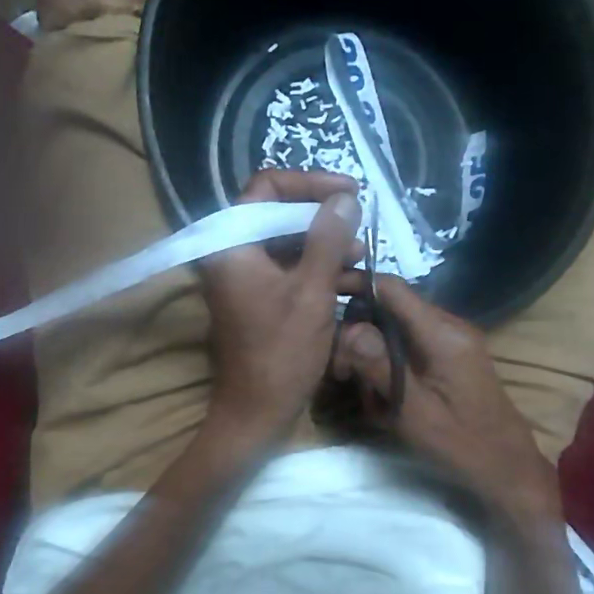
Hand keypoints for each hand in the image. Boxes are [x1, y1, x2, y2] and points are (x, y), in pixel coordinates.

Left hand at [199, 171, 363, 439]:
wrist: (254, 411)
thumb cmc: (281, 352)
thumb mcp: (312, 291)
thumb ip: (328, 239)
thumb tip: (345, 198)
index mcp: (232, 243)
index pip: (267, 186)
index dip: (310, 182)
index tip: (350, 192)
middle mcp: (230, 253)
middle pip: (278, 213)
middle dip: (323, 219)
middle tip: (361, 228)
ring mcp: (242, 276)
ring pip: (286, 243)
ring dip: (326, 247)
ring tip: (363, 259)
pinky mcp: (255, 297)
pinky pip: (286, 269)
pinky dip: (316, 270)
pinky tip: (352, 282)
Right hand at [332, 275, 557, 524]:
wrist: (507, 469)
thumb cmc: (461, 444)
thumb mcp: (413, 411)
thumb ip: (379, 366)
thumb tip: (348, 327)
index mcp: (442, 335)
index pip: (392, 288)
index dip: (356, 284)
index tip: (324, 296)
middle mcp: (449, 327)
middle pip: (389, 310)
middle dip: (359, 335)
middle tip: (340, 374)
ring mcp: (452, 341)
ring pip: (395, 330)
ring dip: (372, 357)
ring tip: (367, 397)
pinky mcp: (450, 357)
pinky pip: (408, 347)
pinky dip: (389, 366)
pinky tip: (385, 400)